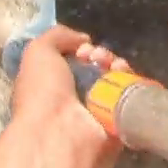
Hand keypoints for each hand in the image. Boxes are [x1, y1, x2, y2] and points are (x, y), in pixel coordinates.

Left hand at [11, 26, 122, 167]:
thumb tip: (84, 39)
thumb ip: (58, 36)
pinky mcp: (118, 124)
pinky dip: (130, 81)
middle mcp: (75, 100)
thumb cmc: (42, 92)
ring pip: (116, 80)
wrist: (58, 132)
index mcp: (52, 87)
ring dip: (116, 65)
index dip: (80, 49)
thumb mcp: (37, 52)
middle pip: (98, 69)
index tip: (80, 49)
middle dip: (100, 55)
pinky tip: (122, 74)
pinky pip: (130, 96)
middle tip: (96, 57)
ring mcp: (98, 113)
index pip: (75, 62)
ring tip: (112, 65)